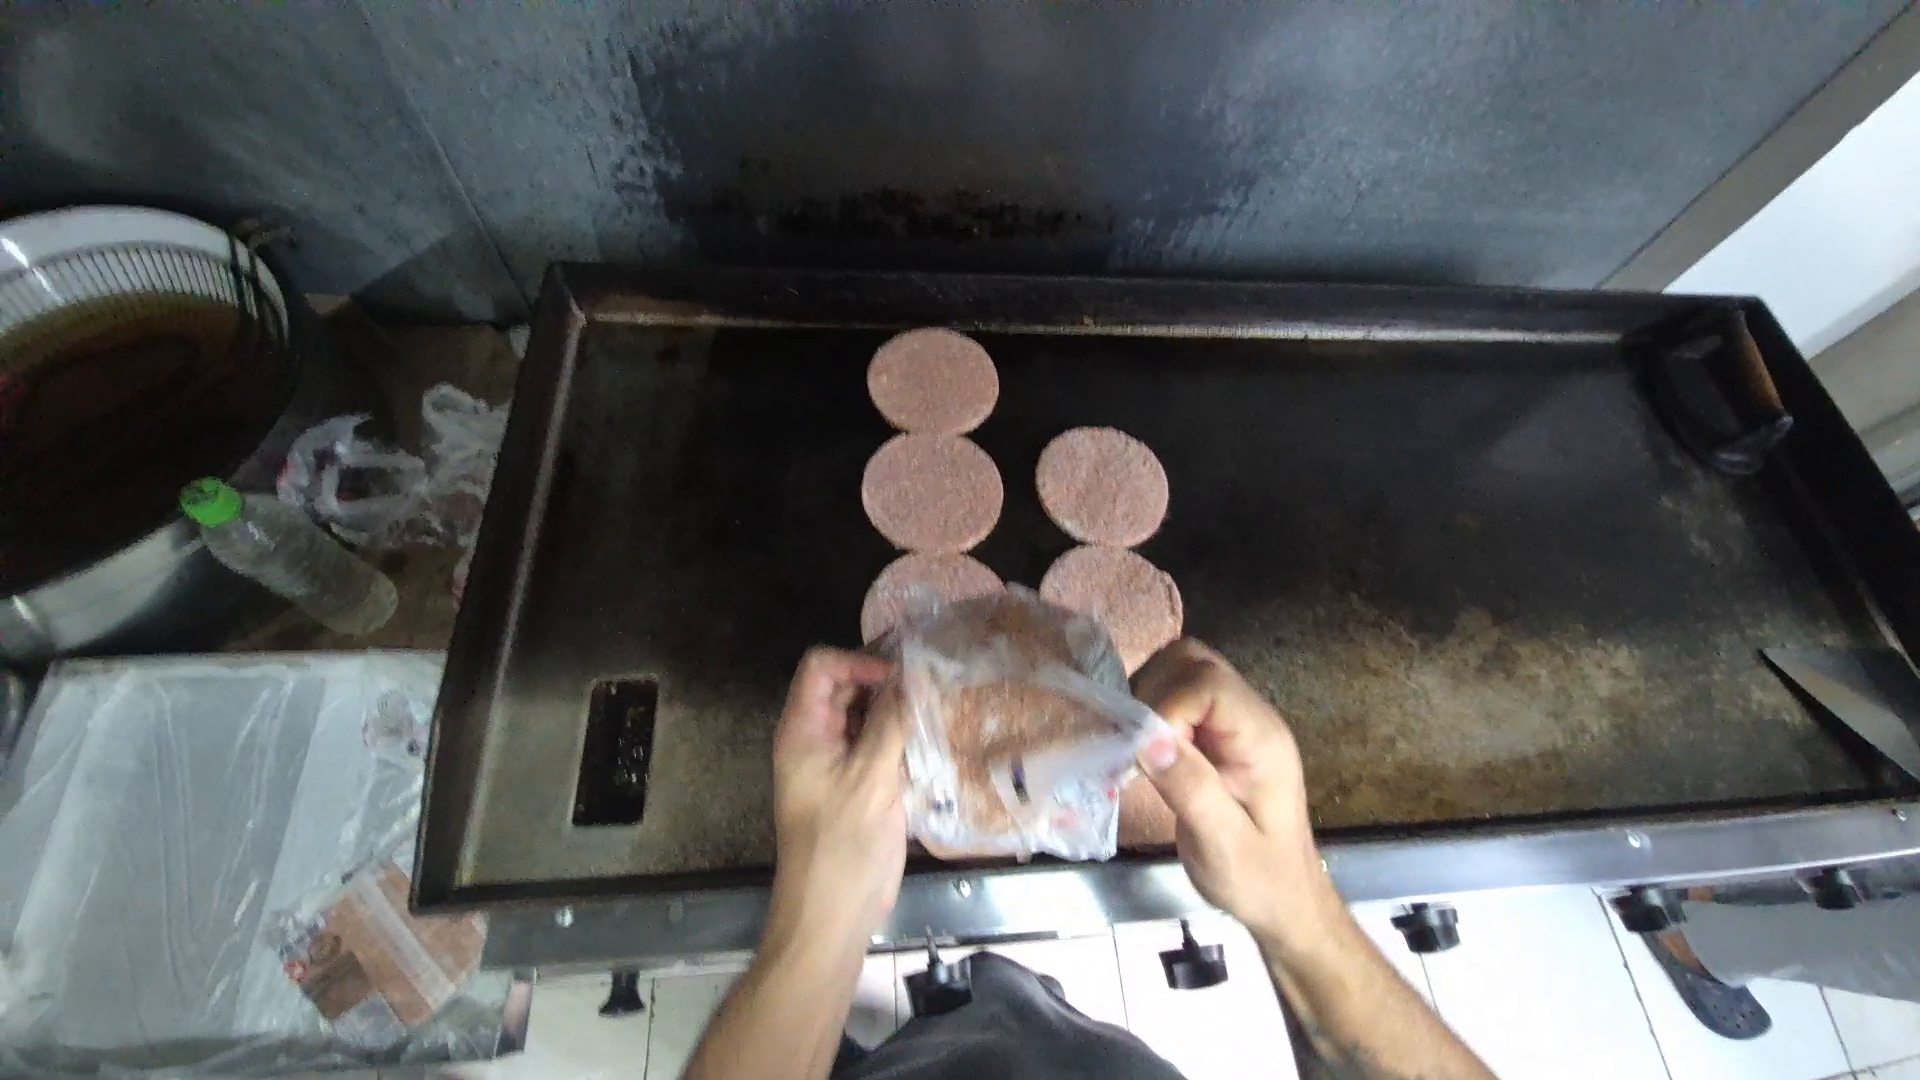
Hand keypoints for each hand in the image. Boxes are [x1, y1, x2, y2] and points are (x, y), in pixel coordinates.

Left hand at [768, 647, 905, 947]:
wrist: (833, 914)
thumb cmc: (842, 845)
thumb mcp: (870, 777)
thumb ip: (891, 721)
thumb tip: (912, 675)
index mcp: (803, 730)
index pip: (821, 667)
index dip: (857, 661)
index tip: (897, 678)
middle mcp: (817, 737)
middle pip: (846, 686)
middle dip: (884, 680)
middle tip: (929, 680)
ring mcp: (838, 760)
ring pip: (865, 714)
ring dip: (896, 706)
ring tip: (937, 701)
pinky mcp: (860, 781)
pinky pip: (878, 742)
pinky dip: (901, 733)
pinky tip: (934, 733)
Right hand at [1132, 639, 1338, 948]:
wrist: (1284, 901)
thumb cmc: (1258, 879)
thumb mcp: (1223, 845)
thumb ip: (1190, 788)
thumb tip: (1147, 737)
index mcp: (1261, 737)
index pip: (1208, 682)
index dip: (1167, 705)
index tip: (1146, 751)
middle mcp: (1249, 716)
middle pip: (1193, 660)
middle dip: (1152, 692)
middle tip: (1134, 742)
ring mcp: (1232, 719)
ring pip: (1181, 668)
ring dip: (1148, 696)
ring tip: (1137, 747)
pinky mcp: (1214, 729)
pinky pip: (1175, 691)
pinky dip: (1150, 707)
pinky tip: (1144, 749)